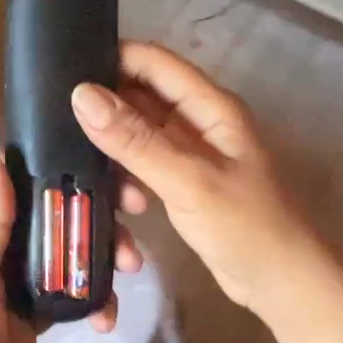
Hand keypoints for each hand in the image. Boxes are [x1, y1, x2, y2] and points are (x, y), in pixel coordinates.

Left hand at [0, 149, 144, 342]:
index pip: (32, 183)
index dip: (74, 171)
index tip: (116, 175)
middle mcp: (7, 246)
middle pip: (64, 216)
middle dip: (103, 217)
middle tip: (136, 227)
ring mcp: (24, 279)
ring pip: (76, 252)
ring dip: (106, 258)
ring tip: (130, 274)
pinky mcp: (38, 311)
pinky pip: (76, 293)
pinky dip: (96, 301)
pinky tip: (106, 321)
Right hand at [71, 43, 329, 311]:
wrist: (280, 283)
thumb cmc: (246, 226)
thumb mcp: (188, 181)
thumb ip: (135, 140)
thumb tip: (81, 95)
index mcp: (210, 106)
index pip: (153, 61)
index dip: (111, 59)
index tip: (62, 77)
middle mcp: (197, 122)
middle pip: (138, 99)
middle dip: (106, 117)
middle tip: (64, 136)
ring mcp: (189, 155)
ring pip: (136, 139)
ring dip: (118, 160)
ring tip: (113, 190)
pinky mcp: (181, 186)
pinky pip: (142, 170)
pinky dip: (131, 185)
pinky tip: (129, 210)